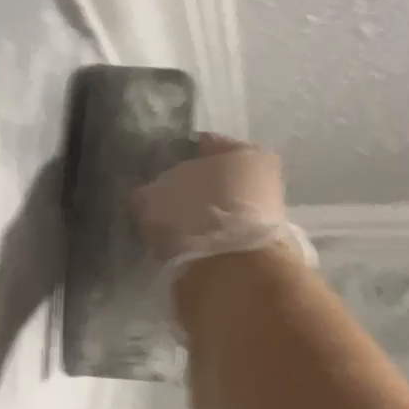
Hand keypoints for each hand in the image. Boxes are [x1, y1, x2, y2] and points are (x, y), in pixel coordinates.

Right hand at [131, 133, 290, 266]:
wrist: (229, 263)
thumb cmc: (192, 214)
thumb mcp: (153, 196)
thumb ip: (147, 191)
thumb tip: (144, 195)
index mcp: (240, 149)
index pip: (201, 144)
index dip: (173, 156)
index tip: (152, 173)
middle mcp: (260, 172)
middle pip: (214, 175)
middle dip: (188, 188)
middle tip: (159, 202)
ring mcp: (263, 207)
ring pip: (217, 204)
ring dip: (195, 214)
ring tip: (167, 229)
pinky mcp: (256, 239)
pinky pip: (219, 230)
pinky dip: (202, 235)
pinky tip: (182, 246)